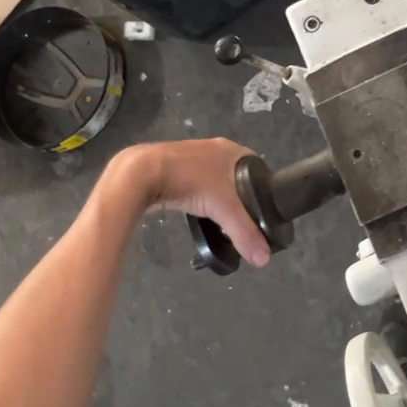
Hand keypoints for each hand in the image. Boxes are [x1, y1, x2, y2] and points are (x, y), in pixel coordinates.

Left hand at [112, 138, 270, 266]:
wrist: (142, 173)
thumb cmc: (190, 181)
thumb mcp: (223, 209)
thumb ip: (244, 233)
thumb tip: (264, 259)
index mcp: (231, 150)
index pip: (257, 166)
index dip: (263, 185)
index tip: (264, 206)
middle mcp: (213, 147)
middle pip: (235, 173)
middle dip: (239, 193)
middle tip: (243, 215)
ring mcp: (191, 155)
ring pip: (213, 177)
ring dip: (217, 193)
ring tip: (222, 215)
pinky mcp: (172, 166)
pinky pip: (194, 181)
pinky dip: (198, 194)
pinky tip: (197, 209)